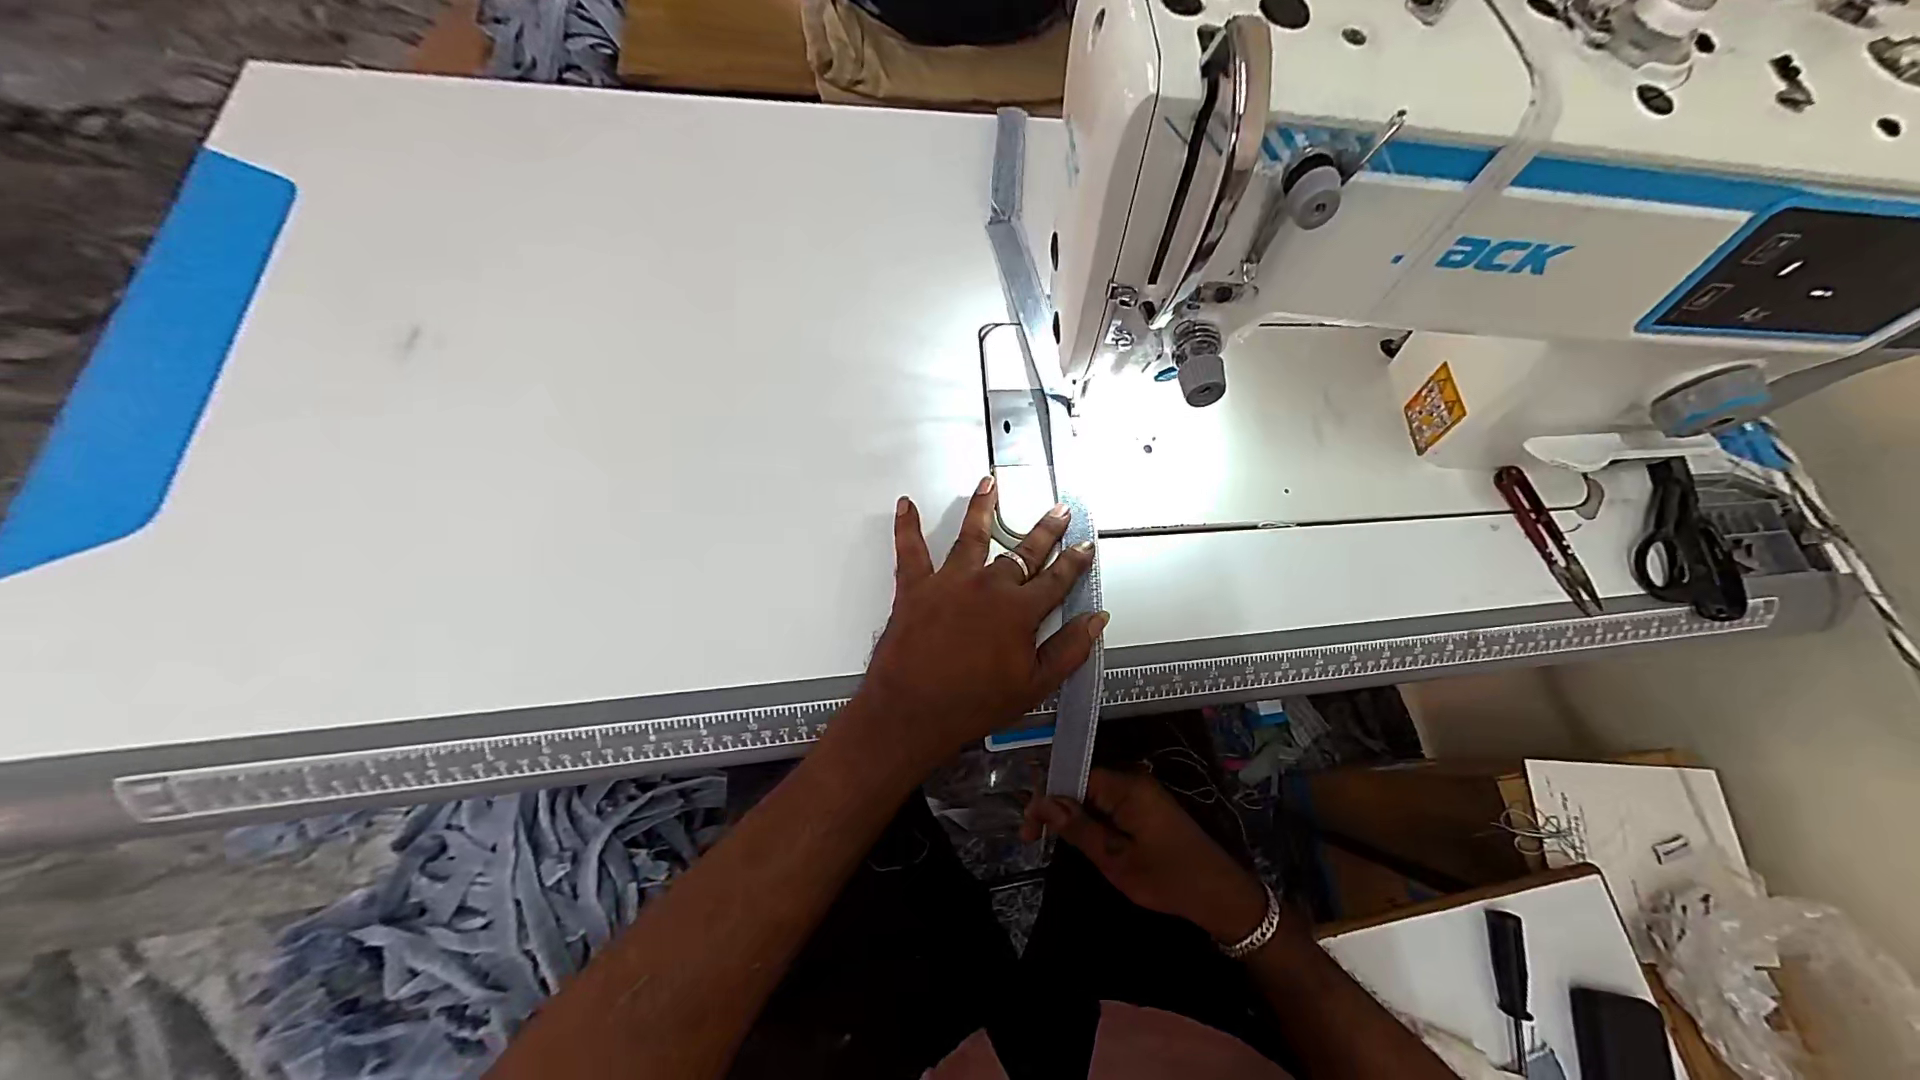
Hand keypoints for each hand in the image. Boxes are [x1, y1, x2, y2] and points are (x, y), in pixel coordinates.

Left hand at [830, 476, 1106, 779]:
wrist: (912, 711)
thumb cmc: (969, 704)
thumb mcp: (1034, 686)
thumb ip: (1069, 650)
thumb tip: (1095, 622)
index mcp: (1018, 611)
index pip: (1056, 579)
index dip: (1075, 561)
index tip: (1085, 546)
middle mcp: (987, 587)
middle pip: (1023, 551)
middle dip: (1045, 529)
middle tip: (1058, 511)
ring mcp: (950, 582)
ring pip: (971, 535)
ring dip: (983, 507)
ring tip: (989, 485)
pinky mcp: (915, 587)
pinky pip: (910, 549)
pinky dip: (907, 526)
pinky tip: (907, 505)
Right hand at [1023, 767, 1270, 945]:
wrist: (1222, 895)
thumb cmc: (1169, 879)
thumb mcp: (1117, 861)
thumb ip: (1079, 828)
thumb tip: (1044, 802)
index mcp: (1126, 786)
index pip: (1073, 776)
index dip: (1045, 797)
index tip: (1027, 828)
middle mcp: (1132, 779)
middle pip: (1080, 780)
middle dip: (1053, 804)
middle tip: (1031, 837)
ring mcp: (1141, 791)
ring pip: (1091, 791)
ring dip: (1069, 812)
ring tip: (1046, 837)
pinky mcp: (1145, 804)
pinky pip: (1107, 801)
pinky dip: (1088, 816)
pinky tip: (1076, 834)